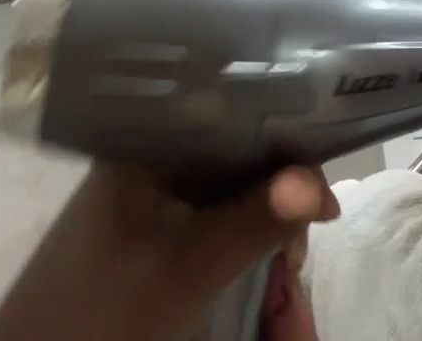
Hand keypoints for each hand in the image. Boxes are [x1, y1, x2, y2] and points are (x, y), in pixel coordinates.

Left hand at [0, 163, 335, 340]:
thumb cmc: (97, 314)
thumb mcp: (183, 269)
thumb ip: (255, 221)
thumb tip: (321, 185)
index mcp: (149, 139)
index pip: (240, 106)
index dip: (292, 131)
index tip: (324, 175)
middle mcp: (154, 150)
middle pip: (244, 141)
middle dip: (288, 176)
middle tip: (321, 218)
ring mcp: (154, 187)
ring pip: (237, 175)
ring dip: (275, 203)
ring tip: (298, 243)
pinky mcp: (156, 220)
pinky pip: (221, 204)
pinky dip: (253, 222)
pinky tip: (272, 246)